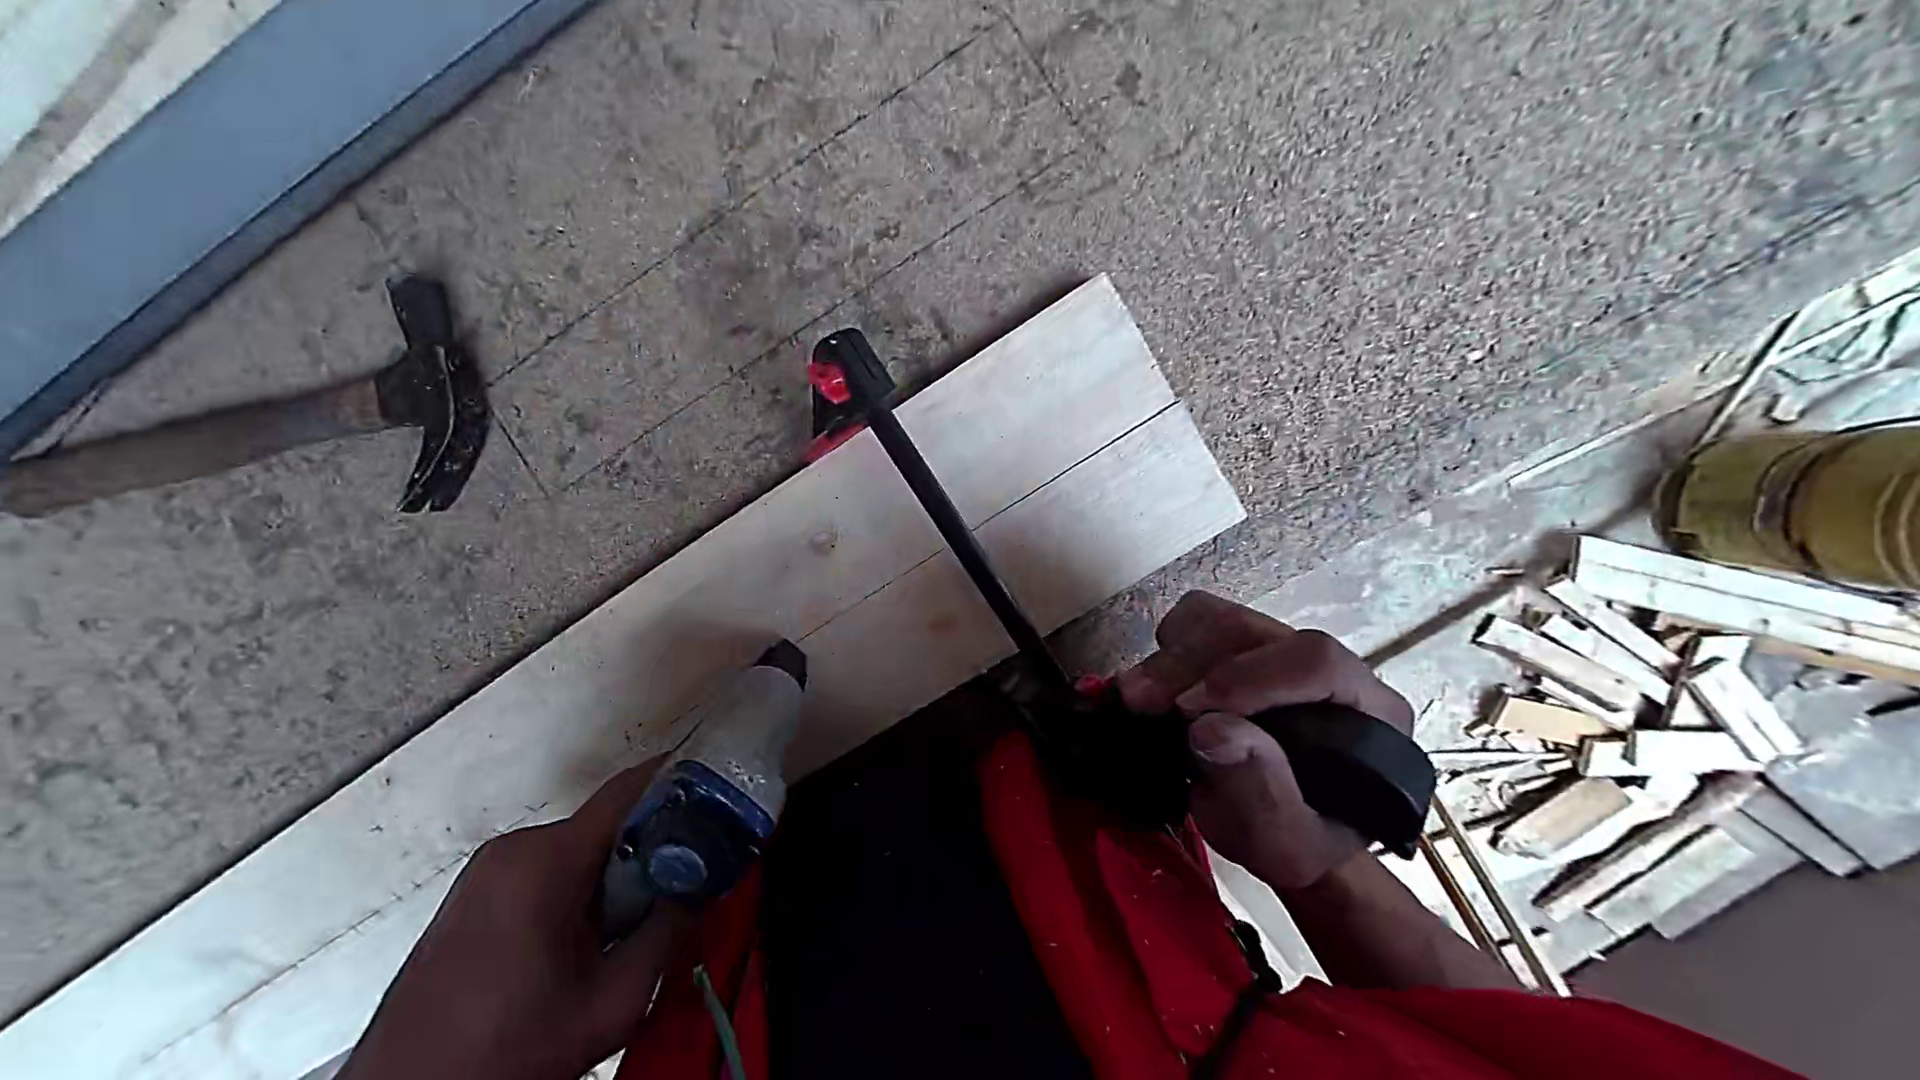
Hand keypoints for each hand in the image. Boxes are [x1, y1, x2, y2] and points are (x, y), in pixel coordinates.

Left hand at [339, 760, 688, 1079]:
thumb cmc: (504, 1053)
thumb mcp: (614, 1001)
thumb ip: (670, 932)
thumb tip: (704, 886)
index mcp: (544, 860)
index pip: (629, 789)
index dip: (680, 779)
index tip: (718, 785)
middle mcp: (513, 849)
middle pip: (609, 823)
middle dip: (652, 846)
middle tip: (683, 883)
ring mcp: (488, 870)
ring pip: (582, 848)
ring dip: (617, 873)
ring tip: (631, 925)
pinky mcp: (475, 894)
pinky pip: (549, 869)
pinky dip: (582, 888)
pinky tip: (588, 938)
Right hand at [1116, 591, 1414, 889]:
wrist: (1274, 829)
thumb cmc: (1289, 840)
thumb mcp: (1282, 845)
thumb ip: (1259, 795)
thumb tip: (1210, 729)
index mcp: (1368, 713)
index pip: (1315, 661)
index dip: (1247, 677)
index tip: (1190, 713)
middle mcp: (1330, 669)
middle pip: (1255, 631)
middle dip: (1190, 662)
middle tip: (1141, 702)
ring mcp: (1281, 650)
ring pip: (1223, 619)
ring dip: (1173, 656)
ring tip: (1139, 698)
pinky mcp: (1241, 646)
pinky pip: (1200, 620)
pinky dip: (1170, 648)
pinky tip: (1160, 686)